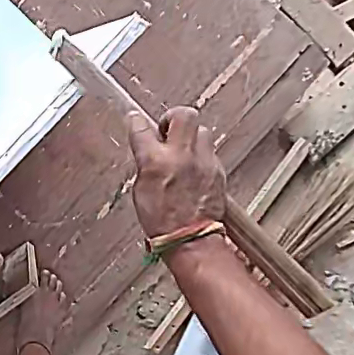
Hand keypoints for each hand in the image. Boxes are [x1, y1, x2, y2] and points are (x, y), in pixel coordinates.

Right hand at [126, 107, 226, 238]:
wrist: (190, 239)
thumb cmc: (162, 220)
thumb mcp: (141, 189)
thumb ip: (145, 163)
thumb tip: (147, 147)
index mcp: (155, 161)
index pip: (142, 128)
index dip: (137, 121)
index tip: (136, 120)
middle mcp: (181, 156)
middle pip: (184, 115)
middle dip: (174, 117)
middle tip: (168, 129)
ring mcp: (204, 161)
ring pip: (201, 131)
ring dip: (190, 138)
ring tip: (182, 152)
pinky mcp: (218, 170)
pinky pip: (209, 152)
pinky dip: (200, 156)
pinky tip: (193, 170)